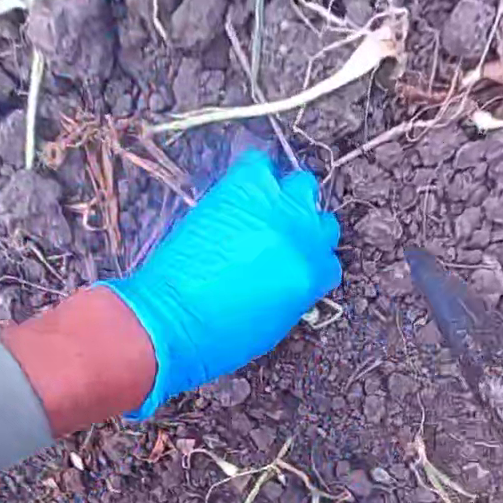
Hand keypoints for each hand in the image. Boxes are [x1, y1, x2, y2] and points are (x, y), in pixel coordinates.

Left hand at [102, 149, 340, 418]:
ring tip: (261, 215)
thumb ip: (290, 298)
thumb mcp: (269, 330)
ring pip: (300, 186)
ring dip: (284, 199)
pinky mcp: (241, 190)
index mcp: (311, 278)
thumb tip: (290, 283)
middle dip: (303, 232)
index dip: (310, 265)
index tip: (294, 267)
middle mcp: (302, 239)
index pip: (329, 263)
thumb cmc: (215, 338)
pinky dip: (252, 176)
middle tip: (278, 241)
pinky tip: (237, 197)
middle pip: (322, 222)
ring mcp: (274, 210)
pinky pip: (258, 165)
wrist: (172, 322)